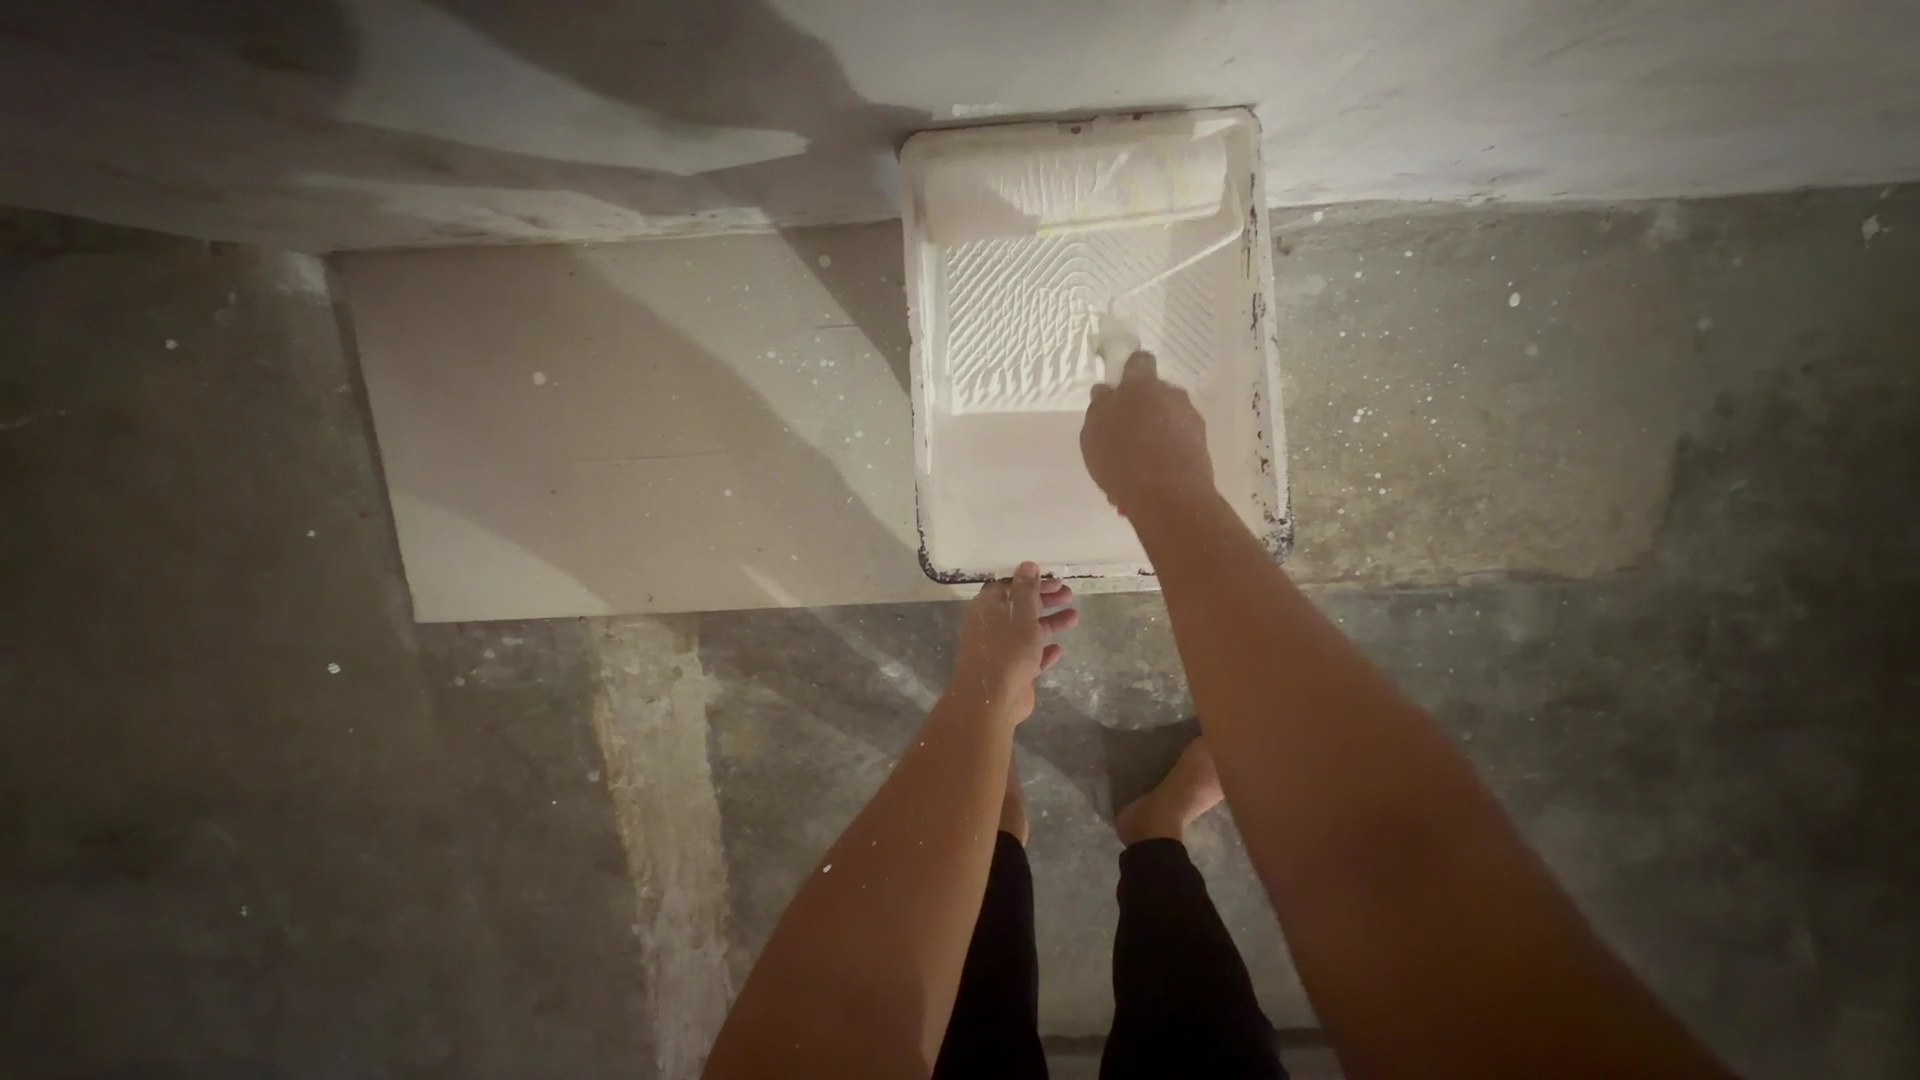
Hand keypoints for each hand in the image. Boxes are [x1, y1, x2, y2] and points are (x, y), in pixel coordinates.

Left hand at [950, 562, 1077, 722]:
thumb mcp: (1020, 615)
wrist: (992, 701)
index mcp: (986, 608)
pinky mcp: (1010, 673)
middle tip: (1069, 595)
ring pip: (1027, 632)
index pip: (1007, 586)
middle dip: (1044, 600)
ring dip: (1049, 623)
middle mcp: (990, 627)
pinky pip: (1029, 658)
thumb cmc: (1005, 651)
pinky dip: (1043, 652)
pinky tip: (1059, 649)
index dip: (1029, 581)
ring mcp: (1000, 651)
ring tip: (1074, 618)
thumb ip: (1026, 590)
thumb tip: (1027, 564)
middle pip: (1019, 607)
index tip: (1052, 579)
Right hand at [1080, 350, 1212, 515]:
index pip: (1139, 361)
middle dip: (1140, 408)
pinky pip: (1177, 441)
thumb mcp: (1093, 434)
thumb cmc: (1122, 460)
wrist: (1168, 497)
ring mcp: (1189, 419)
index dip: (1129, 370)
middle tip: (1123, 436)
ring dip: (1153, 433)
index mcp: (1141, 386)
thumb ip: (1099, 407)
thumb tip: (1106, 391)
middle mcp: (1170, 395)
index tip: (1119, 388)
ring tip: (1136, 464)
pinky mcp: (1201, 443)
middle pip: (1153, 393)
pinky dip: (1166, 452)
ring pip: (1166, 419)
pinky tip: (1151, 477)